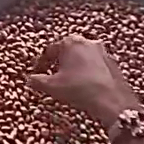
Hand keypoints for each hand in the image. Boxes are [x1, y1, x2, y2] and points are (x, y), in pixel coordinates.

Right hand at [26, 34, 140, 125]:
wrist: (112, 101)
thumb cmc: (80, 89)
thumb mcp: (52, 87)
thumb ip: (37, 81)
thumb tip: (30, 79)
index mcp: (70, 43)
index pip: (50, 50)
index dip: (41, 63)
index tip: (38, 73)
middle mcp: (87, 42)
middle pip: (67, 51)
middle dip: (59, 63)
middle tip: (52, 76)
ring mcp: (102, 52)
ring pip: (82, 57)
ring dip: (74, 67)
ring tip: (69, 83)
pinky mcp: (113, 63)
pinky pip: (95, 66)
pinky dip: (87, 73)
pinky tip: (84, 86)